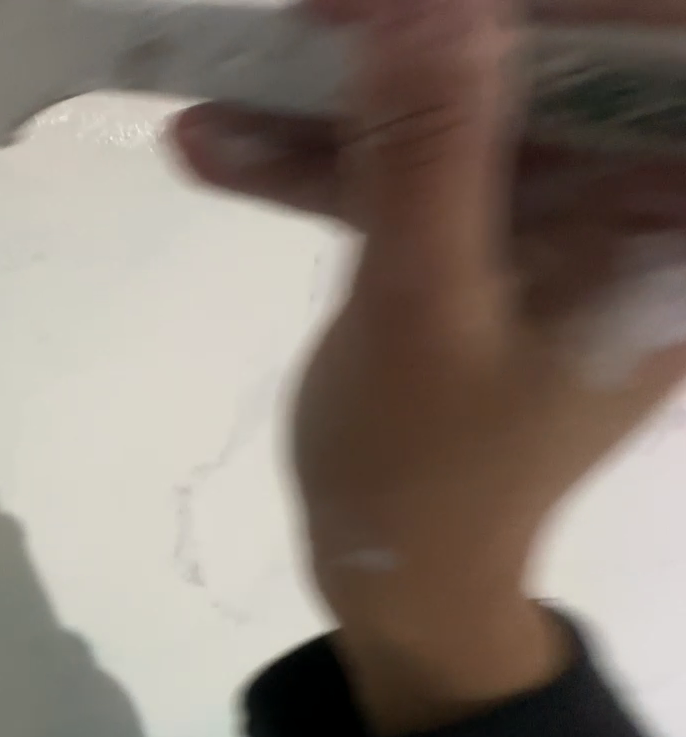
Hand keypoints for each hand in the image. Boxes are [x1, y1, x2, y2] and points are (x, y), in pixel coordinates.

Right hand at [170, 0, 685, 731]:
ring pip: (445, 118)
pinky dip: (306, 170)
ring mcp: (548, 209)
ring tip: (212, 93)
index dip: (520, 5)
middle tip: (289, 24)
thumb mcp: (419, 312)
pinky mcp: (467, 240)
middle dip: (398, 45)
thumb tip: (419, 7)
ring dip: (322, 110)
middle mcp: (644, 181)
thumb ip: (427, 161)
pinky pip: (394, 182)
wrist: (390, 562)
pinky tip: (217, 154)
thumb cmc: (422, 467)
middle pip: (536, 63)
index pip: (645, 34)